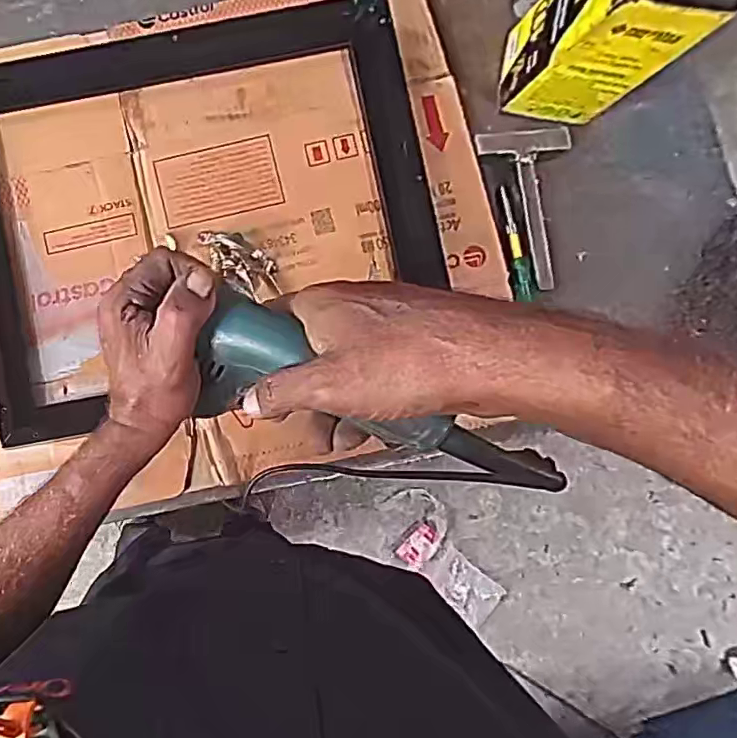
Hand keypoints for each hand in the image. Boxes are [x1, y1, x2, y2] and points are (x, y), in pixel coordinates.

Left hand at [97, 248, 217, 452]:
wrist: (143, 425)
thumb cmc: (152, 396)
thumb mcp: (172, 350)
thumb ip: (184, 310)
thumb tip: (202, 279)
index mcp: (122, 301)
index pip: (162, 260)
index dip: (192, 273)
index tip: (209, 296)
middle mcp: (124, 304)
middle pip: (168, 272)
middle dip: (195, 287)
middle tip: (212, 309)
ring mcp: (135, 318)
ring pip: (173, 290)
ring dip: (195, 302)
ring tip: (207, 322)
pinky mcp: (147, 332)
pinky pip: (173, 309)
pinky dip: (191, 316)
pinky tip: (199, 333)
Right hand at [241, 281, 576, 421]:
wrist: (487, 360)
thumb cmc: (417, 359)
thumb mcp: (328, 387)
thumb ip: (281, 392)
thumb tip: (252, 397)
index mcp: (318, 304)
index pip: (264, 322)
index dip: (253, 357)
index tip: (249, 385)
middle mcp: (347, 306)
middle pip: (302, 351)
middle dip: (302, 395)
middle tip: (305, 422)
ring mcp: (378, 322)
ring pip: (338, 365)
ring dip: (335, 405)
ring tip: (345, 433)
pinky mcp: (404, 341)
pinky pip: (369, 371)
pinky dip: (365, 398)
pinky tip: (375, 422)